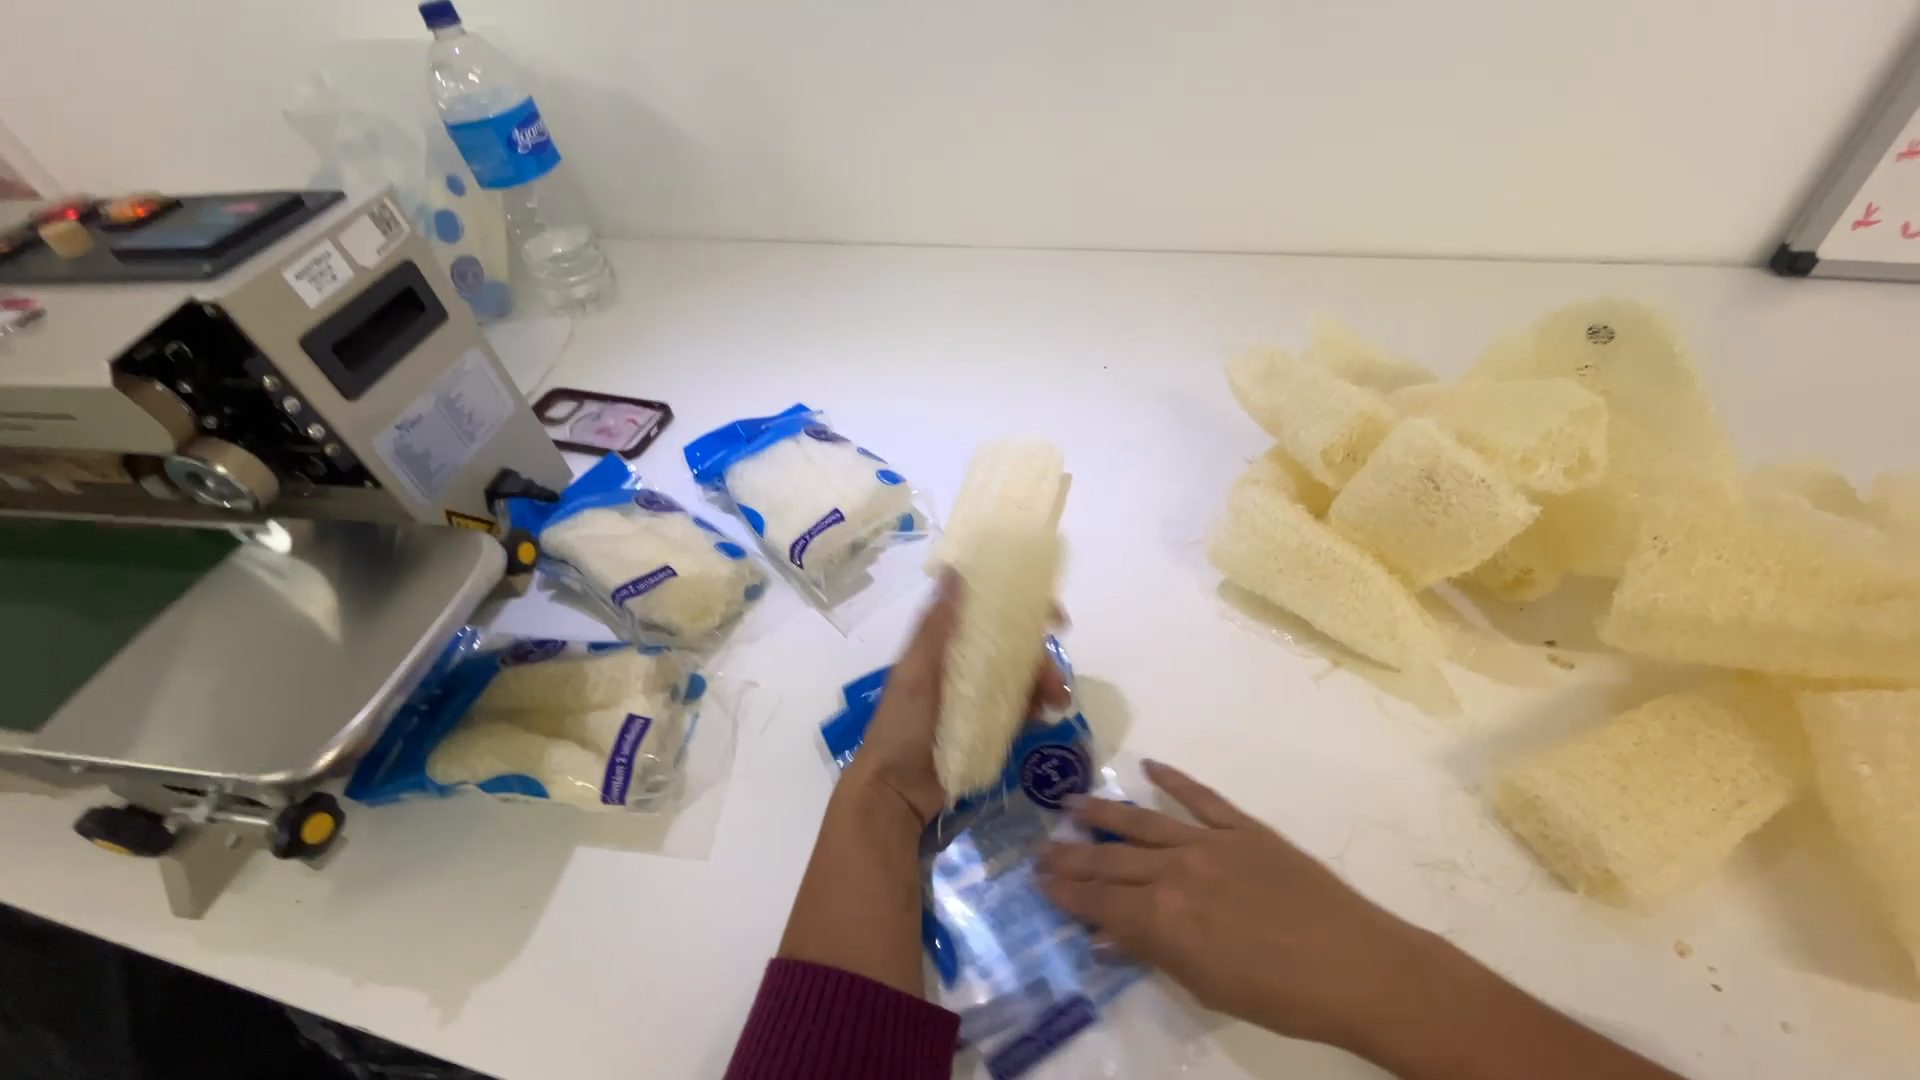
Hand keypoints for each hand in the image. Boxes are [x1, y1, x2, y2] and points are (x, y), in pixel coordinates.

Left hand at [848, 571, 1070, 826]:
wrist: (896, 791)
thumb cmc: (901, 726)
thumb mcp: (916, 673)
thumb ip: (938, 627)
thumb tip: (956, 570)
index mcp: (944, 642)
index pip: (988, 610)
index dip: (1022, 606)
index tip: (1054, 617)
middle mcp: (963, 662)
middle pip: (1013, 644)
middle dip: (1040, 655)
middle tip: (1055, 679)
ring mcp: (976, 694)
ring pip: (1021, 674)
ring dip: (1044, 681)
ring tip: (1056, 702)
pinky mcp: (987, 724)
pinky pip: (1019, 706)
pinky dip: (1036, 705)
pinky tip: (1044, 716)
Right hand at [1039, 760, 1442, 1051]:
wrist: (1356, 965)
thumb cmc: (1280, 994)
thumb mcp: (1205, 985)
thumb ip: (1151, 953)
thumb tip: (1103, 936)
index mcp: (1164, 918)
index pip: (1100, 902)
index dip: (1066, 893)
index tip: (1039, 880)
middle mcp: (1175, 872)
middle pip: (1110, 861)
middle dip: (1071, 857)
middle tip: (1040, 849)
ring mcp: (1209, 842)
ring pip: (1143, 822)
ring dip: (1104, 813)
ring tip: (1072, 803)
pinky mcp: (1242, 827)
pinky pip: (1201, 797)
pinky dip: (1174, 779)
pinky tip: (1149, 766)